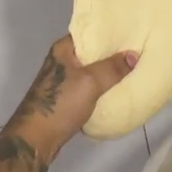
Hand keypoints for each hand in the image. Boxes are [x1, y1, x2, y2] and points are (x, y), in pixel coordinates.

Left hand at [6, 35, 138, 156]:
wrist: (36, 139)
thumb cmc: (60, 103)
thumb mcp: (90, 82)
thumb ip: (112, 68)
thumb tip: (133, 55)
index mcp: (63, 49)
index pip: (89, 33)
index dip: (108, 32)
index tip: (129, 33)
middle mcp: (61, 61)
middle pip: (91, 53)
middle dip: (111, 54)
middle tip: (135, 51)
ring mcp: (62, 81)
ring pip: (90, 72)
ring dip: (106, 73)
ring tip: (130, 70)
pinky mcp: (65, 99)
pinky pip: (88, 88)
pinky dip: (100, 89)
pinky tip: (116, 91)